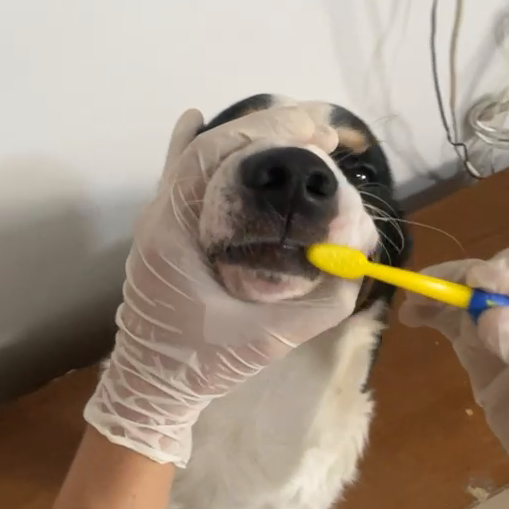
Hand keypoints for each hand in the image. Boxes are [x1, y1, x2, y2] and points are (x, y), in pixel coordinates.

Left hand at [85, 108, 361, 465]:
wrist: (149, 388)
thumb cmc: (202, 364)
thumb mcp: (271, 338)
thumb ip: (320, 305)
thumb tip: (359, 263)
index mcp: (174, 234)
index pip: (213, 157)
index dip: (267, 133)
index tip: (317, 134)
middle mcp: (158, 219)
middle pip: (206, 150)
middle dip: (265, 130)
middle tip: (321, 132)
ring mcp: (155, 225)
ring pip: (193, 160)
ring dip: (241, 140)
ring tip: (294, 131)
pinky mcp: (160, 235)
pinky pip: (176, 180)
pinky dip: (192, 150)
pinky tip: (196, 120)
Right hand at [402, 248, 508, 508]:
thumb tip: (490, 320)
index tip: (483, 282)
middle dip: (478, 277)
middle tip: (446, 289)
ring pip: (480, 294)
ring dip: (447, 289)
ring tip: (417, 296)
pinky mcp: (489, 355)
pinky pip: (459, 323)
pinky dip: (435, 314)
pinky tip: (415, 314)